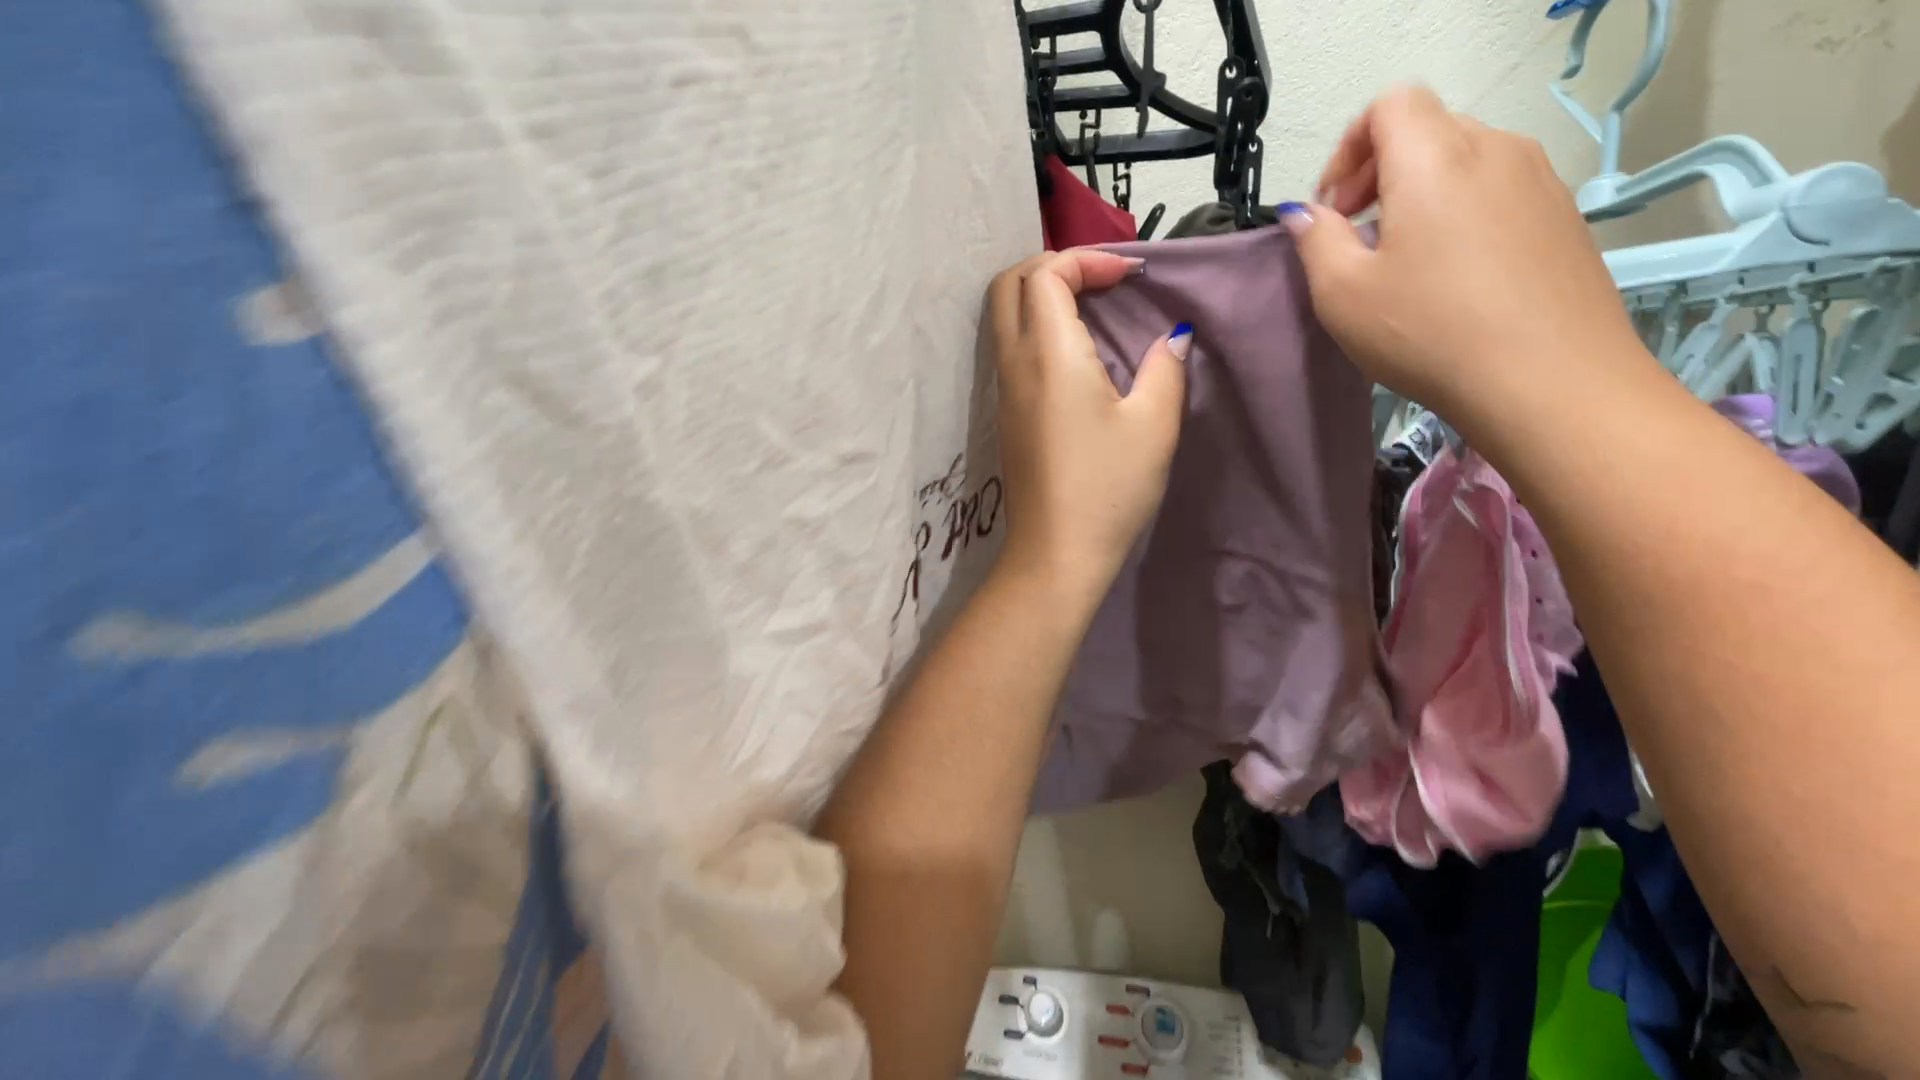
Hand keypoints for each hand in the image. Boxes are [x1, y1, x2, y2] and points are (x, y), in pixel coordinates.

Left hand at [987, 249, 1188, 596]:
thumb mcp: (1153, 426)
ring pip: (1003, 317)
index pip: (1045, 274)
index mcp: (1048, 354)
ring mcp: (1003, 392)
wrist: (1055, 554)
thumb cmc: (1108, 489)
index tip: (1129, 277)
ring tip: (1093, 311)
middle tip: (1103, 281)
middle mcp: (1014, 364)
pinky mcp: (1005, 416)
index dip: (1086, 259)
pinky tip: (1077, 355)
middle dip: (1054, 266)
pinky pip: (1010, 350)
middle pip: (1009, 285)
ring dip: (1042, 298)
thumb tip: (1172, 336)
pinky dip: (1036, 330)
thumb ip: (1164, 368)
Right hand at [1278, 85, 1648, 421]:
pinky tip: (1455, 279)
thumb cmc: (1430, 333)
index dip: (1348, 148)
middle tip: (1359, 237)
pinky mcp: (1564, 217)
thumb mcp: (1342, 294)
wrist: (1549, 381)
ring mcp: (1539, 181)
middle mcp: (1494, 150)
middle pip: (1427, 130)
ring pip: (1465, 162)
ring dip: (1422, 195)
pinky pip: (1499, 193)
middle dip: (1380, 172)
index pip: (1389, 104)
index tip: (1334, 209)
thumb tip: (1308, 215)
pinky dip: (1464, 214)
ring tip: (1406, 262)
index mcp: (1434, 158)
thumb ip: (1316, 241)